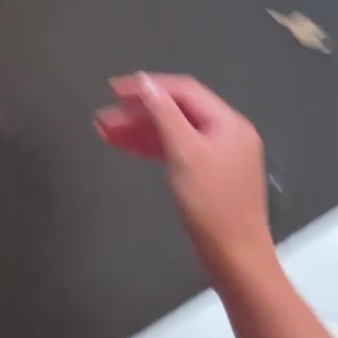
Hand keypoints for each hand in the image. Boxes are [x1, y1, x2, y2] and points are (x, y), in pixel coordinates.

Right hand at [95, 73, 274, 282]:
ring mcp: (216, 154)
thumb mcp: (184, 153)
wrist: (233, 254)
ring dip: (138, 128)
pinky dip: (149, 145)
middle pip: (176, 111)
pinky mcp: (205, 173)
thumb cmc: (210, 203)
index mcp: (228, 123)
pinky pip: (173, 150)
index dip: (148, 87)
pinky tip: (124, 145)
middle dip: (138, 111)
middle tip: (104, 115)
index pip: (183, 91)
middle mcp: (225, 133)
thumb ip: (163, 114)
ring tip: (104, 130)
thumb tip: (144, 82)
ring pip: (171, 131)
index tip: (113, 90)